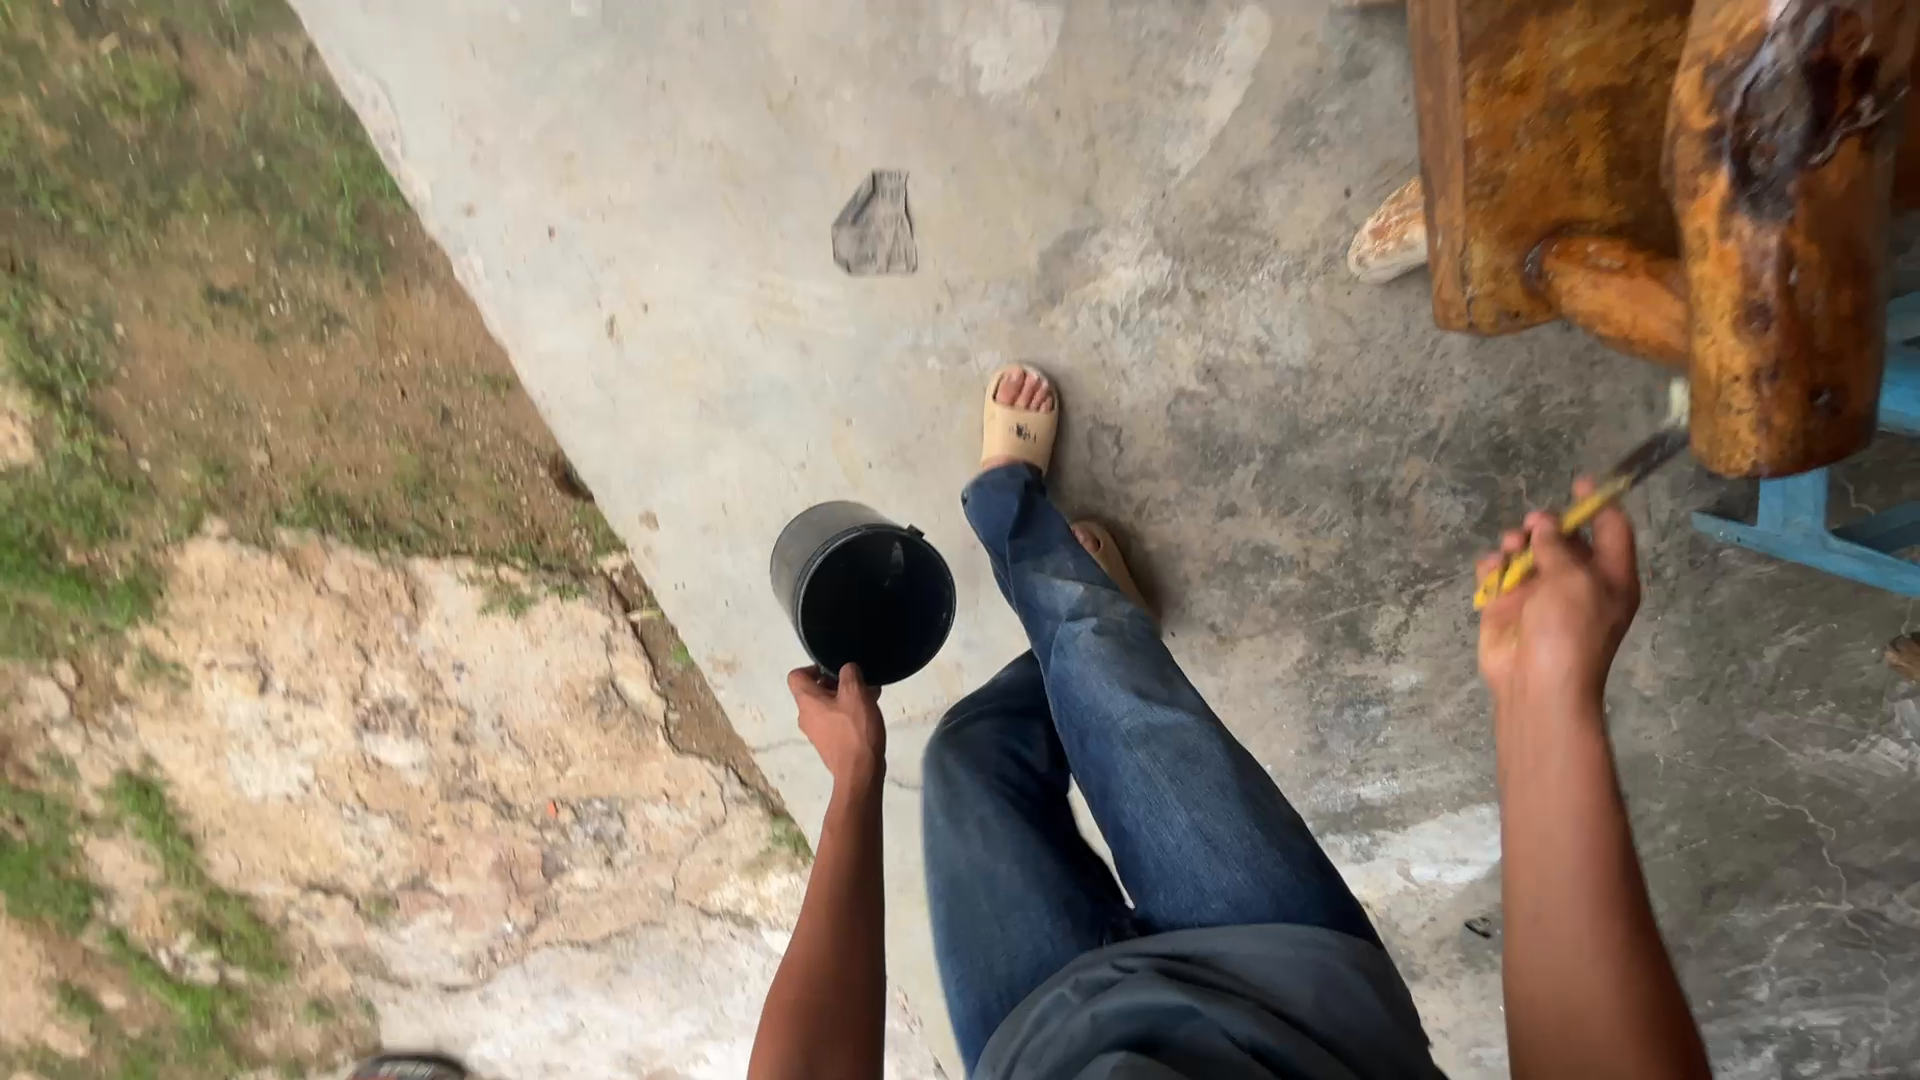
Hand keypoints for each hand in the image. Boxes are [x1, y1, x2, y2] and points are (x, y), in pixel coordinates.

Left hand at [788, 663, 885, 786]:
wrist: (860, 772)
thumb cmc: (855, 729)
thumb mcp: (855, 693)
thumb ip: (849, 673)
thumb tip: (846, 669)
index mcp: (807, 702)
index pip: (796, 675)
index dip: (814, 667)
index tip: (835, 670)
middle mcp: (806, 716)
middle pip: (814, 690)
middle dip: (837, 683)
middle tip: (860, 683)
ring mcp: (816, 732)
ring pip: (828, 705)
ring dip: (846, 697)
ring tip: (870, 697)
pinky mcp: (829, 743)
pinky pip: (834, 720)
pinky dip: (848, 712)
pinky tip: (869, 714)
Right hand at [1477, 477, 1640, 715]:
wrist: (1536, 680)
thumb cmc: (1570, 631)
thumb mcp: (1575, 582)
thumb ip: (1559, 547)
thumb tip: (1542, 524)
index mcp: (1609, 577)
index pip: (1611, 531)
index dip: (1598, 505)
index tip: (1581, 482)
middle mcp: (1575, 580)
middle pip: (1561, 538)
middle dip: (1545, 526)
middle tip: (1532, 525)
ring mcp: (1537, 592)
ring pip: (1524, 551)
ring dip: (1515, 544)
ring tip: (1509, 549)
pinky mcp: (1505, 603)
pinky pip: (1496, 573)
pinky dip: (1492, 567)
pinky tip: (1492, 571)